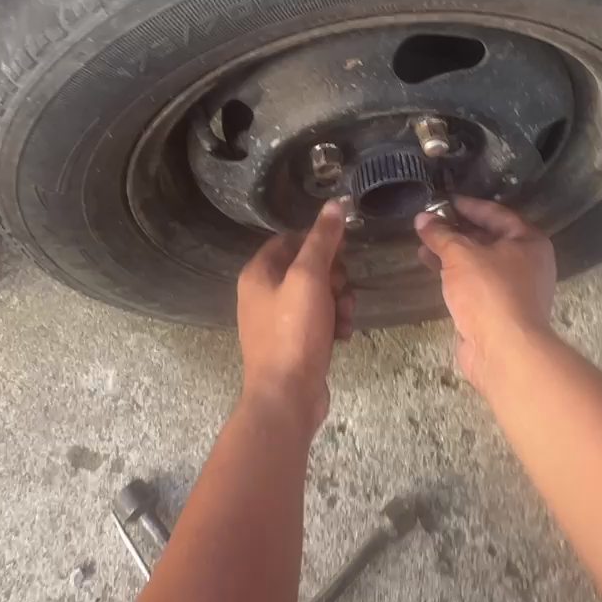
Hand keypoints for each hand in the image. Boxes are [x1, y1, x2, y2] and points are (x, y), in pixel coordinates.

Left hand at [236, 200, 355, 434]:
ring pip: (318, 295)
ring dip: (338, 301)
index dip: (319, 241)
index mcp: (258, 273)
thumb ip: (322, 240)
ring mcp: (277, 321)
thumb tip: (335, 205)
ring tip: (344, 318)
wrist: (287, 396)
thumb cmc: (293, 332)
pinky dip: (333, 323)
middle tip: (341, 290)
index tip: (343, 251)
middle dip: (334, 277)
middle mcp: (263, 293)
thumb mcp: (310, 278)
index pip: (291, 239)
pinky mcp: (292, 343)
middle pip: (307, 267)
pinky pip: (318, 320)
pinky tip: (341, 335)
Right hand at [413, 196, 556, 393]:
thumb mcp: (460, 254)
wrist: (504, 350)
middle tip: (431, 223)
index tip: (445, 201)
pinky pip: (476, 284)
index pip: (496, 214)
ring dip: (453, 254)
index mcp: (529, 242)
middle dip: (458, 231)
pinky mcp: (499, 311)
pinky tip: (432, 269)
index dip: (469, 205)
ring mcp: (515, 289)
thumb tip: (423, 218)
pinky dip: (455, 275)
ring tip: (424, 244)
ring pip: (480, 263)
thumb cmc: (489, 292)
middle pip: (489, 238)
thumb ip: (440, 234)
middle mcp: (527, 263)